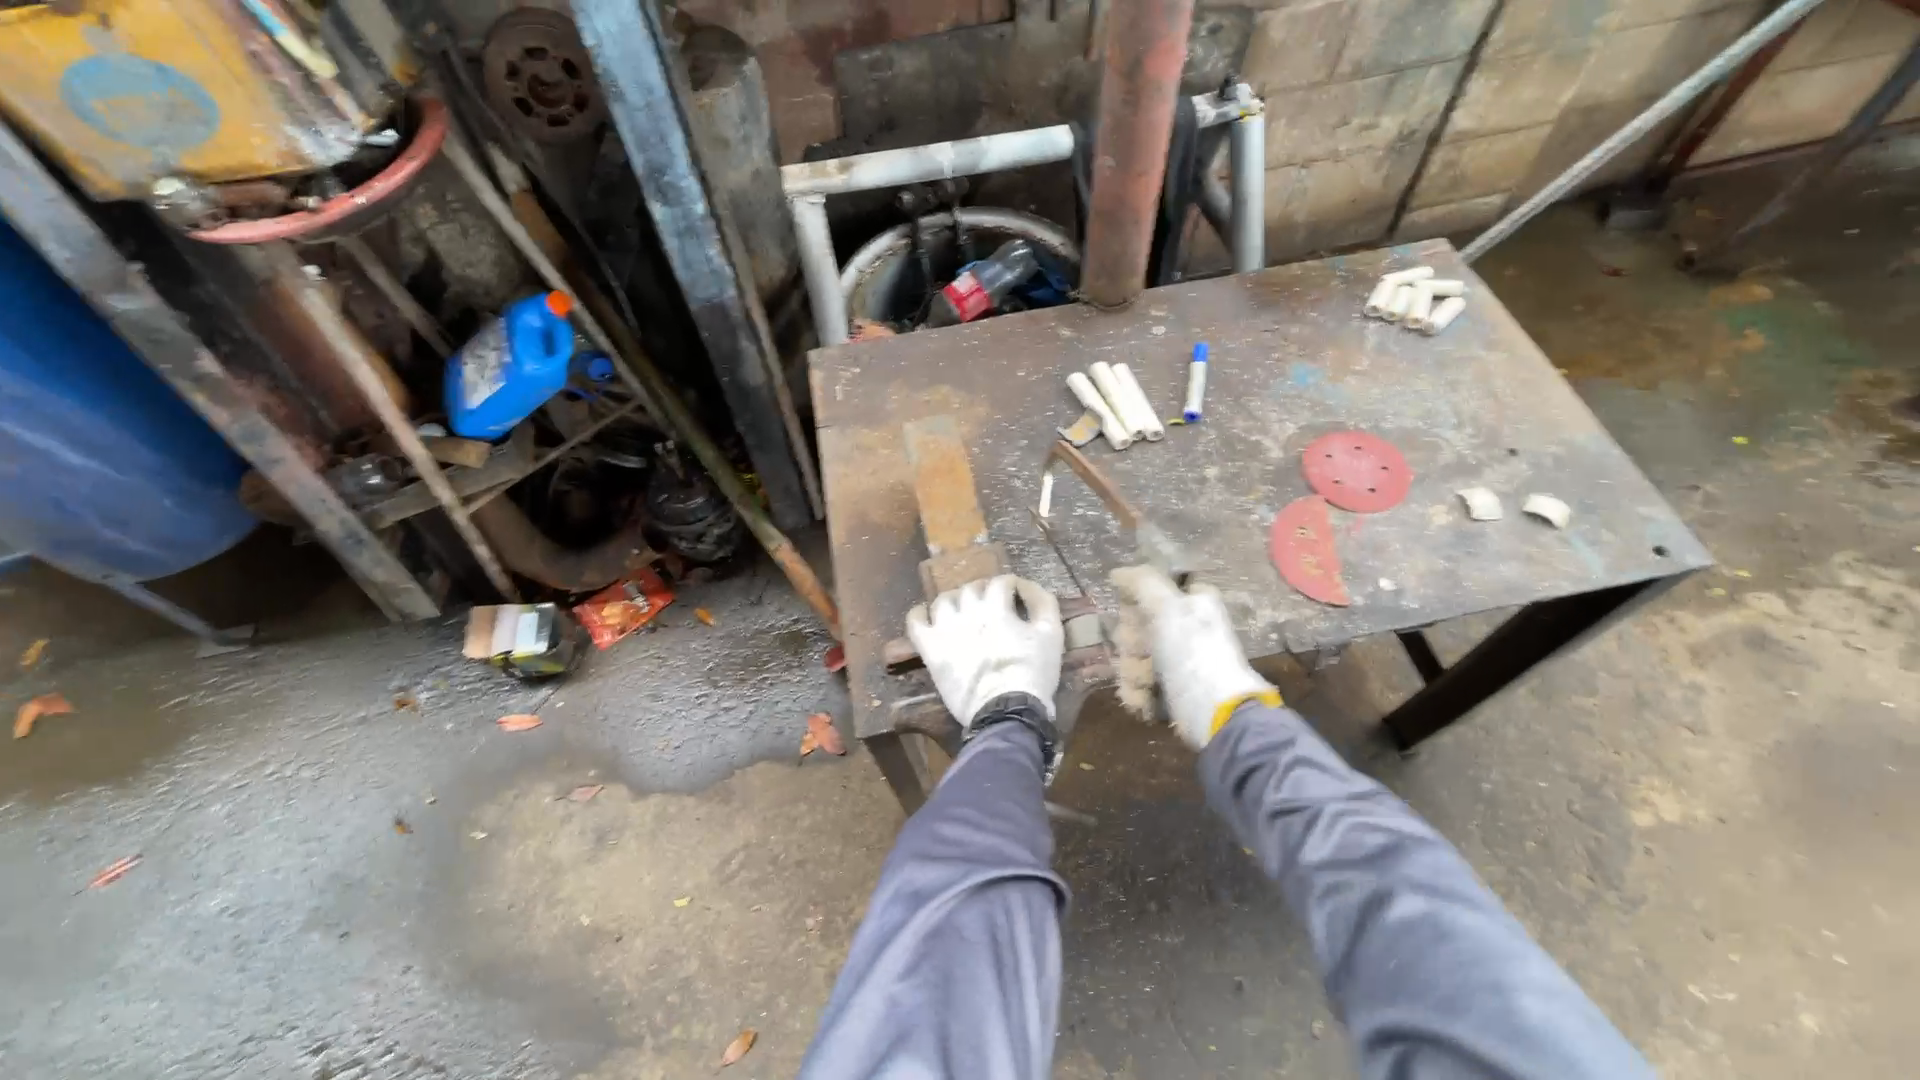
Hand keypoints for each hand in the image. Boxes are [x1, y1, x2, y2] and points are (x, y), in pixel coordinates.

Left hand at [907, 575, 1063, 728]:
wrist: (1007, 710)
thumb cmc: (1033, 673)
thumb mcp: (1051, 634)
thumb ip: (1043, 603)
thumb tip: (1028, 587)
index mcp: (996, 606)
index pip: (1001, 582)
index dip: (1011, 585)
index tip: (1017, 594)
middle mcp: (967, 611)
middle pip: (972, 589)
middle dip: (984, 591)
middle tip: (992, 604)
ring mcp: (945, 630)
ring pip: (944, 601)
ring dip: (955, 600)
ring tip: (963, 610)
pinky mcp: (930, 650)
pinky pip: (915, 623)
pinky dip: (919, 614)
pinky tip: (926, 614)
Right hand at [1110, 565, 1275, 748]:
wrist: (1214, 713)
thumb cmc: (1193, 654)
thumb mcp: (1168, 607)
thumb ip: (1142, 582)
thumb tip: (1119, 573)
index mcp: (1192, 602)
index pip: (1149, 592)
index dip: (1135, 604)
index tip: (1133, 615)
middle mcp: (1184, 628)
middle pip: (1136, 626)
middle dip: (1132, 644)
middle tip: (1142, 653)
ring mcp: (1177, 660)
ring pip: (1133, 657)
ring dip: (1132, 671)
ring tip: (1146, 684)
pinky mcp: (1170, 689)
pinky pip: (1138, 684)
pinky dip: (1137, 693)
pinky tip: (1145, 701)